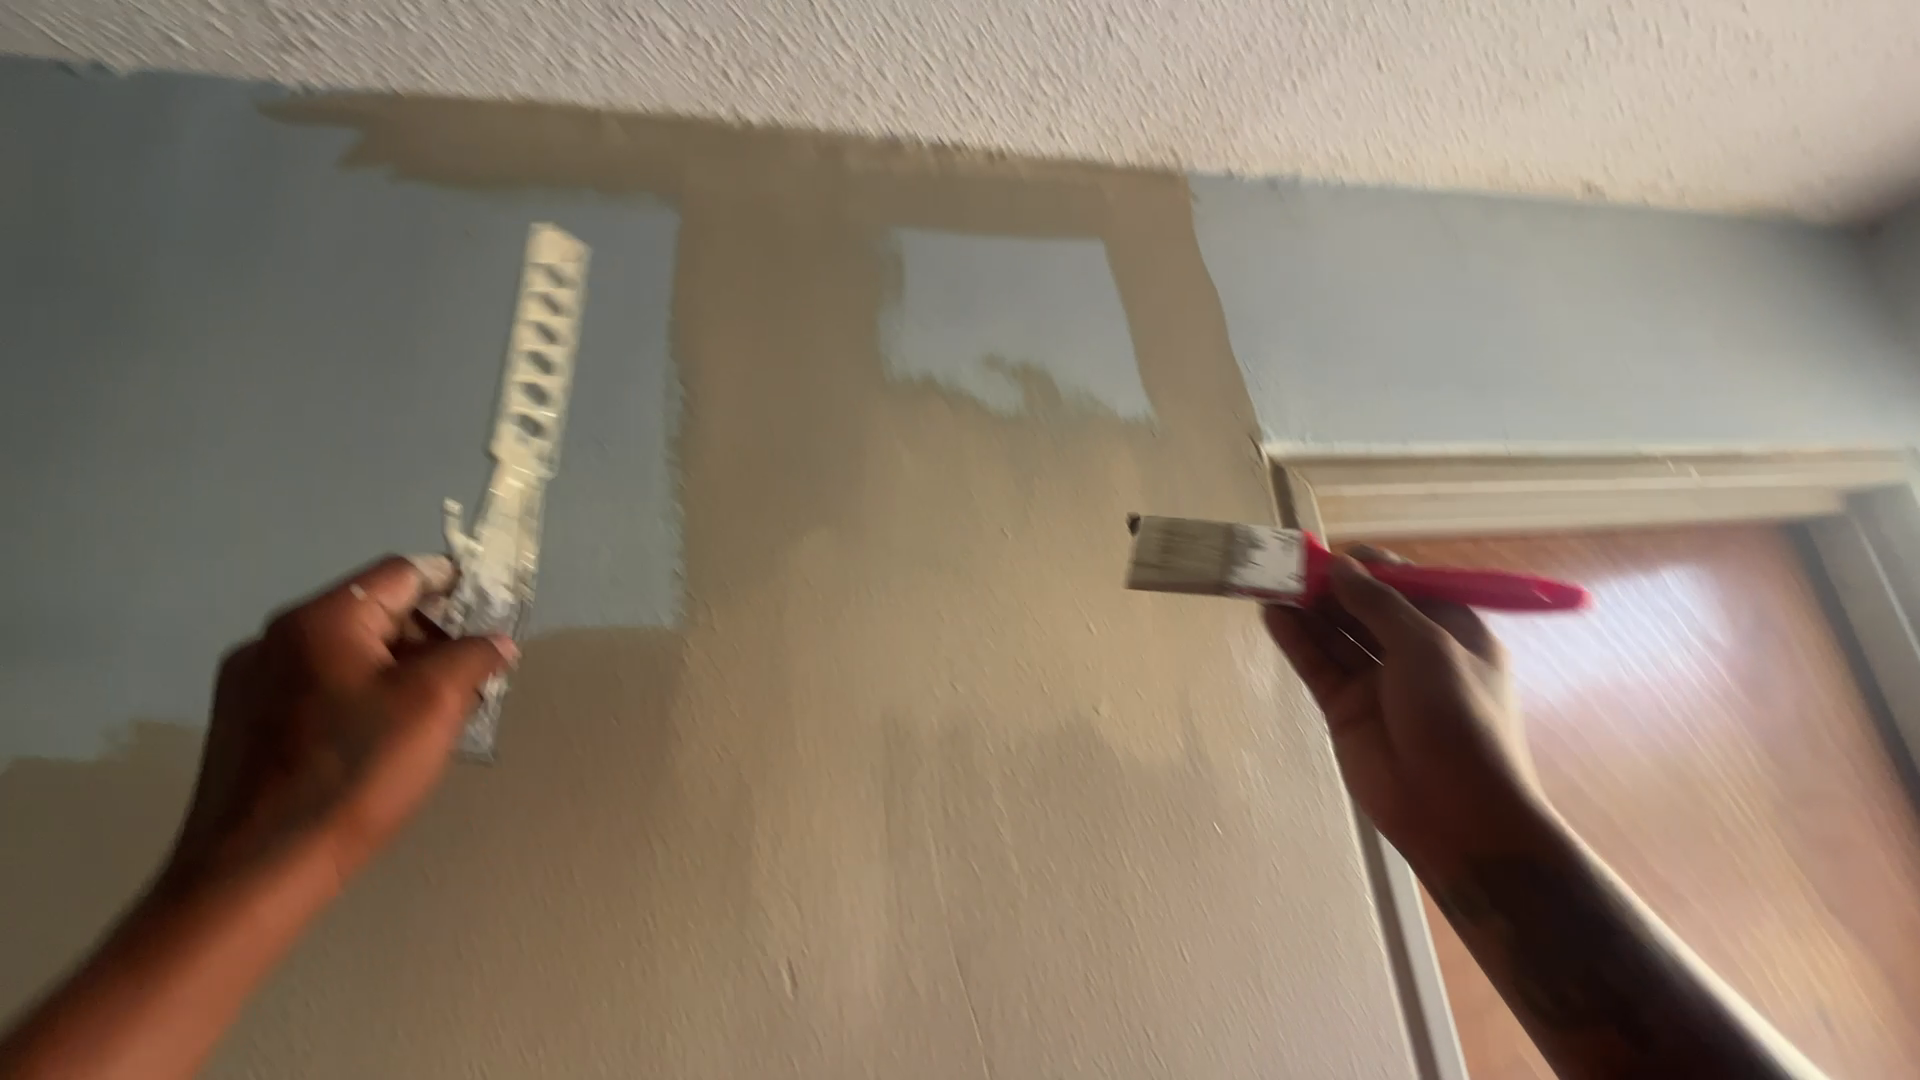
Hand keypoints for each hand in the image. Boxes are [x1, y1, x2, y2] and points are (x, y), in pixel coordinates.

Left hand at [161, 555, 515, 897]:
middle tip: (471, 676)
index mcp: (321, 620)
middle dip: (432, 636)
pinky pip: (321, 685)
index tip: (491, 620)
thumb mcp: (437, 701)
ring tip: (435, 712)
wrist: (258, 869)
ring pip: (349, 651)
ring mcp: (252, 682)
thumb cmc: (357, 771)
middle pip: (375, 611)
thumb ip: (475, 655)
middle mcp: (277, 638)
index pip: (404, 573)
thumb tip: (496, 641)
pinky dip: (363, 694)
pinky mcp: (244, 722)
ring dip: (400, 668)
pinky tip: (383, 737)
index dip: (457, 587)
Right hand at [1265, 548, 1544, 858]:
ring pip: (1335, 634)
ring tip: (1270, 584)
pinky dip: (1296, 640)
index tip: (1330, 555)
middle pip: (1363, 607)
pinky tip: (1273, 616)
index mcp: (1451, 630)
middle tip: (1288, 567)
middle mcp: (1412, 650)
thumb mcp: (1427, 647)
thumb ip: (1378, 603)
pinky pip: (1318, 664)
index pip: (1405, 584)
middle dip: (1330, 586)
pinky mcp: (1344, 706)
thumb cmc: (1457, 718)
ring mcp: (1376, 680)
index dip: (1368, 567)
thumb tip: (1341, 565)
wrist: (1454, 812)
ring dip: (1307, 609)